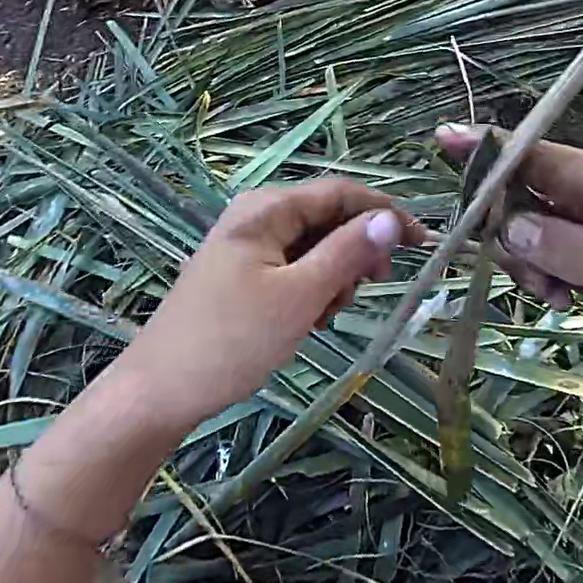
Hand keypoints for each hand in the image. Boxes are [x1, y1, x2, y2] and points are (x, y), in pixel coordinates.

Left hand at [114, 179, 421, 429]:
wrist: (160, 390)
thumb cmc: (231, 340)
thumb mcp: (300, 296)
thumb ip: (348, 253)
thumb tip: (391, 218)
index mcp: (267, 208)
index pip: (341, 192)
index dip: (386, 213)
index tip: (423, 243)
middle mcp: (257, 214)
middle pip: (327, 218)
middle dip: (354, 253)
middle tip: (368, 290)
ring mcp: (247, 243)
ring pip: (313, 246)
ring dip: (332, 276)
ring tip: (322, 316)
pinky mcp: (243, 270)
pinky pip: (293, 266)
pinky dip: (310, 289)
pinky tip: (304, 320)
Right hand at [436, 123, 582, 351]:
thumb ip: (571, 251)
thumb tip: (509, 224)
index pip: (536, 154)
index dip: (486, 147)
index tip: (443, 137)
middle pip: (525, 188)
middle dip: (516, 235)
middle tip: (539, 285)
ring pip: (533, 212)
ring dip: (533, 254)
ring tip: (562, 294)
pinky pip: (551, 227)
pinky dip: (548, 258)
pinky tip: (569, 289)